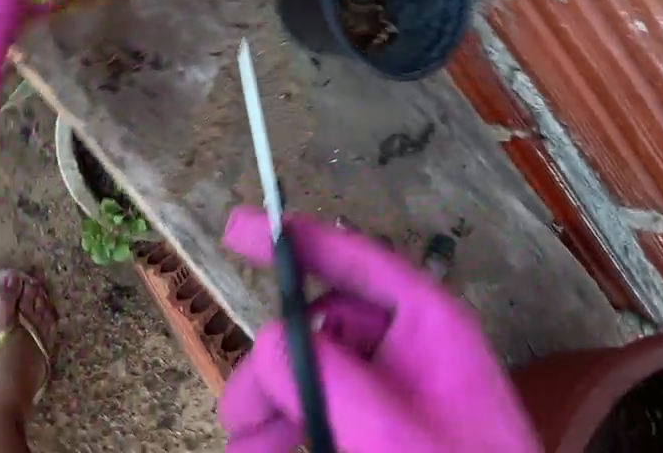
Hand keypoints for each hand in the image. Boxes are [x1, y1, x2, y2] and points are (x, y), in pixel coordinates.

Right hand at [219, 207, 539, 452]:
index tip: (235, 231)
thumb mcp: (390, 433)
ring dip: (278, 405)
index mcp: (427, 321)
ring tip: (246, 447)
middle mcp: (412, 344)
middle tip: (238, 415)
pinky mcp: (393, 425)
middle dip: (274, 365)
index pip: (351, 257)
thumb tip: (270, 339)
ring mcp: (404, 388)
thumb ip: (327, 378)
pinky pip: (334, 408)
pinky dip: (299, 425)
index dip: (292, 239)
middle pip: (322, 325)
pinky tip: (274, 450)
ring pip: (320, 372)